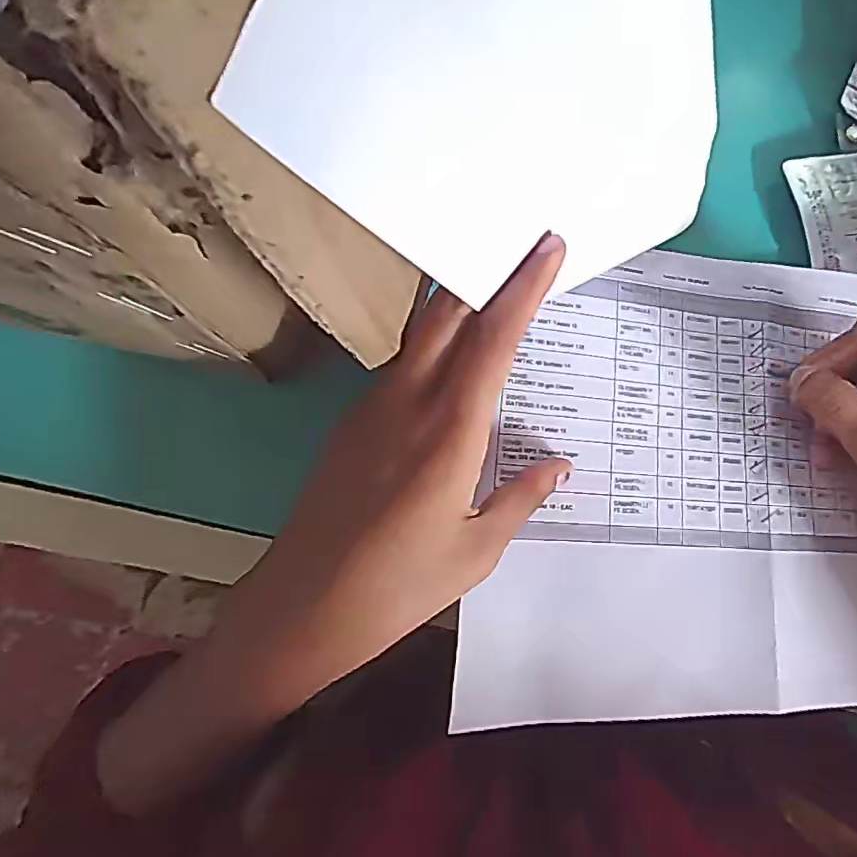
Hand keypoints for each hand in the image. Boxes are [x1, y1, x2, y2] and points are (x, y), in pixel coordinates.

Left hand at [207, 232, 570, 695]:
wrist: (296, 612)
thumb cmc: (396, 587)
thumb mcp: (475, 549)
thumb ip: (522, 497)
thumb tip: (560, 465)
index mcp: (450, 431)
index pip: (494, 340)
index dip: (523, 288)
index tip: (545, 249)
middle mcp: (410, 402)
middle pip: (450, 314)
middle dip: (488, 272)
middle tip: (521, 245)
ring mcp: (373, 406)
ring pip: (422, 332)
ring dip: (458, 302)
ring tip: (490, 289)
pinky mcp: (352, 420)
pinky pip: (403, 363)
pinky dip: (434, 343)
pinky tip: (449, 362)